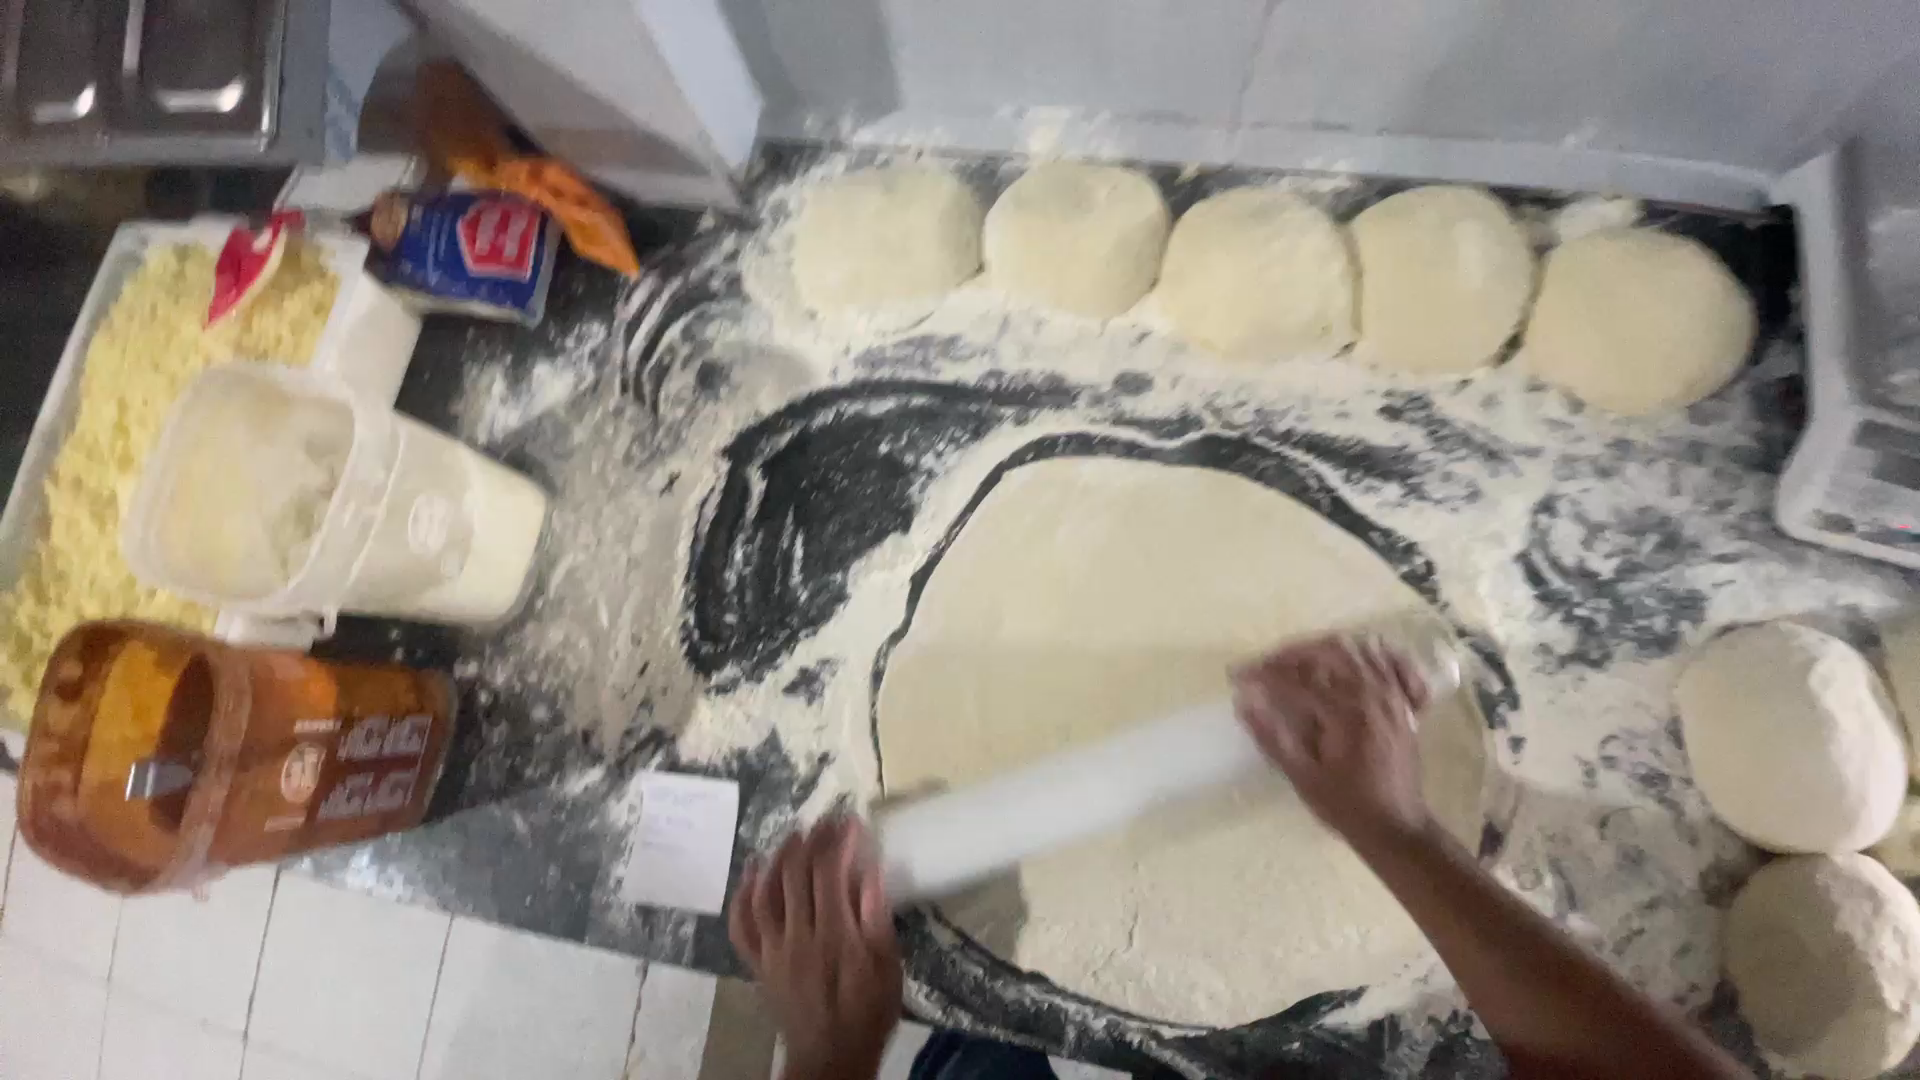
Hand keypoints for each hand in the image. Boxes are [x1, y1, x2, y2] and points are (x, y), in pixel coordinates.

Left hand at [729, 817, 901, 1079]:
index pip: (829, 873)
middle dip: (811, 839)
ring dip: (778, 857)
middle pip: (796, 874)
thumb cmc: (868, 1011)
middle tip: (824, 820)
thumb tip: (870, 868)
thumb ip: (876, 916)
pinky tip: (752, 871)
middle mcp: (798, 936)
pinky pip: (742, 925)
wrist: (830, 1060)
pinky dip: (743, 894)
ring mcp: (773, 950)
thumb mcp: (888, 966)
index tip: (850, 820)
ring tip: (792, 834)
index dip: (838, 841)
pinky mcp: (758, 963)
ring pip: (766, 893)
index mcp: (834, 936)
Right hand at [1231, 635, 1432, 848]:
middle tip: (1264, 666)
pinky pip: (1396, 665)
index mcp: (1347, 713)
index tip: (1236, 675)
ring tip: (1297, 661)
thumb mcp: (1301, 776)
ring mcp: (1395, 698)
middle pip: (1328, 652)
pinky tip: (1355, 659)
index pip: (1295, 679)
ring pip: (1359, 650)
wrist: (1397, 830)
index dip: (1261, 674)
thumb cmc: (1346, 806)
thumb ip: (1271, 736)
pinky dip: (1374, 655)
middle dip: (1289, 653)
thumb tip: (1243, 701)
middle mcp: (1374, 696)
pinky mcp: (1406, 707)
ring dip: (1323, 649)